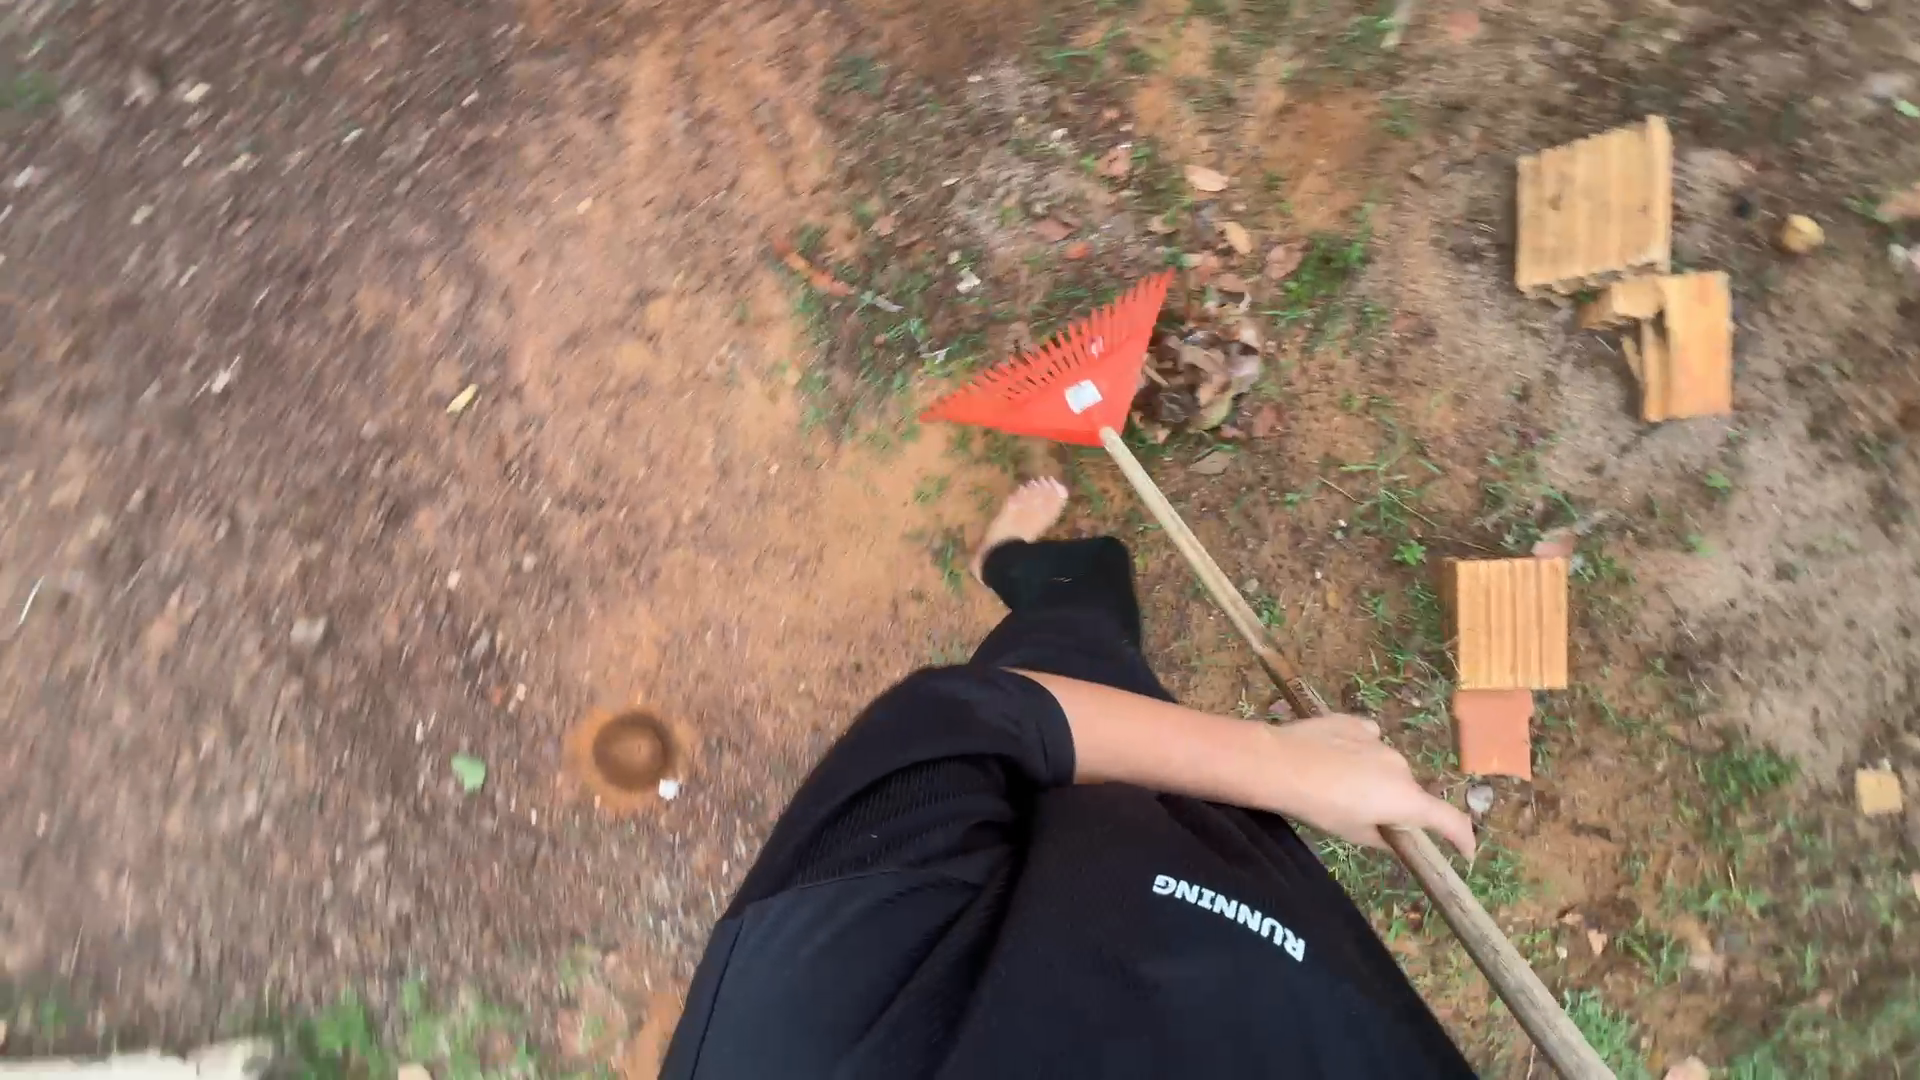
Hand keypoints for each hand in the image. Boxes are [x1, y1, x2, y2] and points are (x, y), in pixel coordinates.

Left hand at [1260, 715, 1476, 859]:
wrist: (1278, 763)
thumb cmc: (1317, 805)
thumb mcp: (1352, 833)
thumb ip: (1384, 837)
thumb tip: (1395, 837)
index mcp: (1407, 799)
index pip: (1450, 821)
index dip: (1461, 838)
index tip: (1463, 851)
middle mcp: (1401, 766)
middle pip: (1409, 791)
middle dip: (1396, 804)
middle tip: (1364, 811)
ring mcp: (1378, 740)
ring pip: (1386, 763)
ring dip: (1375, 774)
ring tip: (1338, 781)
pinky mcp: (1354, 721)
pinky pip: (1367, 738)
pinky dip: (1360, 748)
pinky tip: (1336, 753)